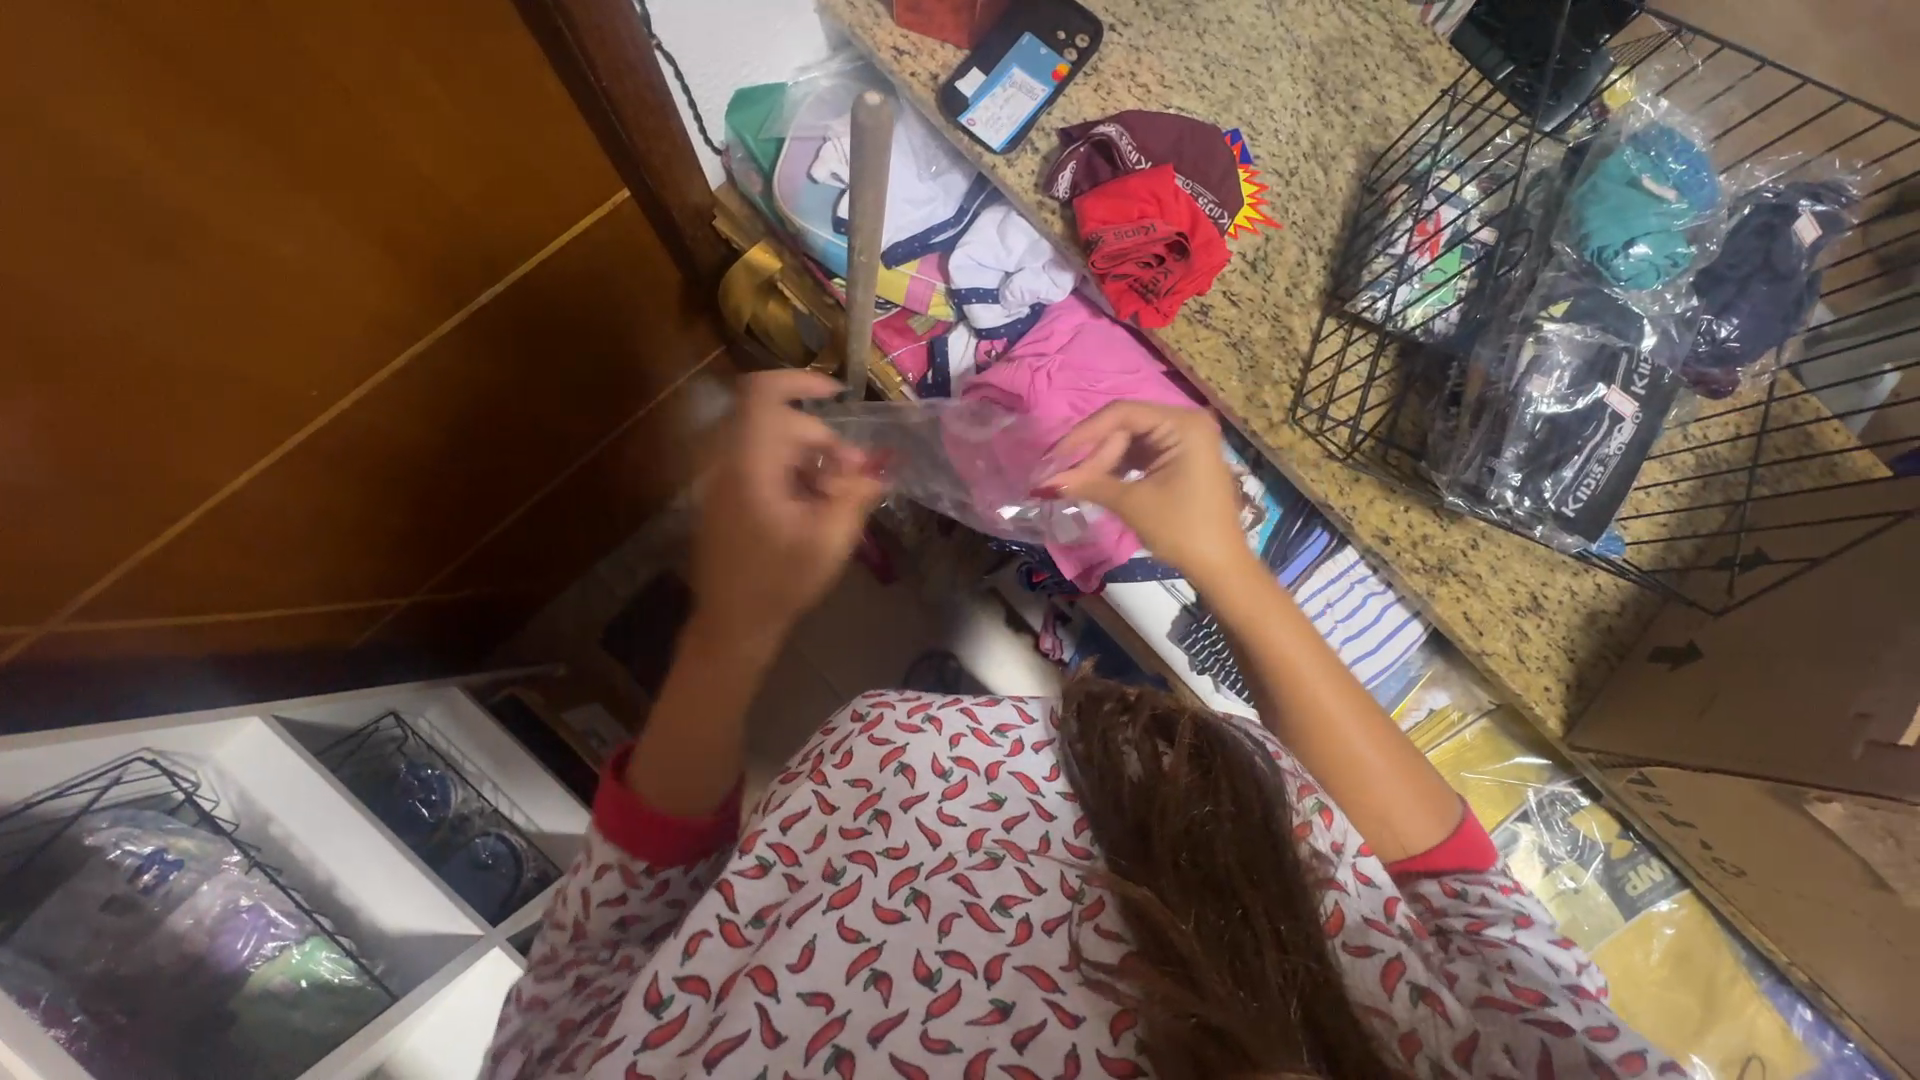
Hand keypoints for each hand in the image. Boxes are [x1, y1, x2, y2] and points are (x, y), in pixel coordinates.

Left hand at [690, 370, 884, 650]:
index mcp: (751, 465)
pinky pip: (764, 469)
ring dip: (812, 463)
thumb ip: (857, 495)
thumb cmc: (780, 583)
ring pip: (775, 448)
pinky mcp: (727, 500)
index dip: (801, 380)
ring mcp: (724, 482)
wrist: (732, 626)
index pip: (764, 394)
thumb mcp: (831, 540)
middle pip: (781, 425)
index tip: (839, 395)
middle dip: (825, 443)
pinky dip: (795, 478)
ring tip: (838, 500)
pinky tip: (815, 511)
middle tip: (855, 478)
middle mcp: (731, 463)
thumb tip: (878, 468)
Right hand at [1038, 403, 1252, 586]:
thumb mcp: (1133, 504)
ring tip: (1077, 485)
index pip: (1121, 414)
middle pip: (1125, 428)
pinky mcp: (1180, 461)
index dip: (1083, 434)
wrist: (1220, 566)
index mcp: (1183, 424)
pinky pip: (1140, 455)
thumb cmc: (1182, 529)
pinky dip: (1118, 470)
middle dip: (1094, 455)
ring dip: (1102, 464)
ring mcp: (1184, 442)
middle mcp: (1185, 424)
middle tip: (1066, 481)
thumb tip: (1044, 483)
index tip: (1053, 457)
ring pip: (1129, 442)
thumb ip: (1089, 484)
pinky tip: (1097, 485)